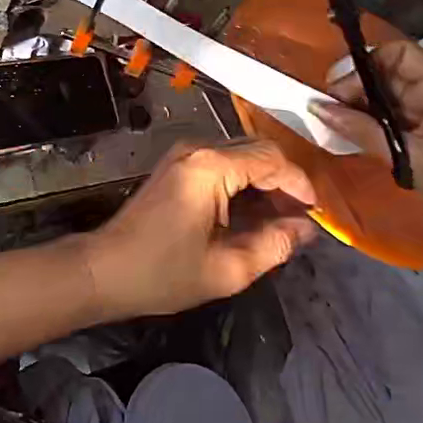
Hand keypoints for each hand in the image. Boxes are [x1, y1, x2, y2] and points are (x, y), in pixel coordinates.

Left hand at [82, 141, 319, 320]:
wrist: (105, 269)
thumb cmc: (163, 273)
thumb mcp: (227, 269)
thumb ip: (274, 245)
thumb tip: (305, 229)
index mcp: (209, 167)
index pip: (272, 159)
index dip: (300, 185)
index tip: (317, 215)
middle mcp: (196, 149)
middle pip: (257, 151)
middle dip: (284, 183)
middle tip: (301, 221)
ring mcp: (182, 155)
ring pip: (240, 156)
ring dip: (264, 183)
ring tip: (281, 222)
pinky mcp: (175, 166)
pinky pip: (221, 165)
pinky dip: (242, 184)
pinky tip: (252, 215)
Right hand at [311, 34, 422, 244]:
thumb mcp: (407, 158)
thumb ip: (362, 130)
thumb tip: (316, 108)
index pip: (398, 54)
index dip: (364, 65)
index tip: (337, 91)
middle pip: (389, 70)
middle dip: (356, 86)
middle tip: (329, 109)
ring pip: (386, 92)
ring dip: (359, 103)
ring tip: (336, 120)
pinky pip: (390, 111)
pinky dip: (369, 117)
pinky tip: (351, 129)